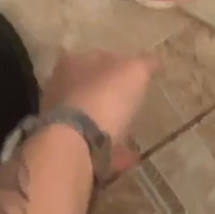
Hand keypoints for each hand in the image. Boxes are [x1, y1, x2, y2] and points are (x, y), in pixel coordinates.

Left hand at [41, 50, 156, 171]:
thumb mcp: (134, 71)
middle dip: (110, 95)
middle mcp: (61, 88)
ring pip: (89, 119)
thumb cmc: (103, 97)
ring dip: (109, 125)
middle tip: (133, 103)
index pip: (99, 57)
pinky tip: (129, 156)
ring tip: (132, 132)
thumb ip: (145, 63)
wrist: (75, 146)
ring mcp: (59, 120)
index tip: (136, 75)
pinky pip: (93, 146)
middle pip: (90, 88)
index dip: (119, 64)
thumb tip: (154, 60)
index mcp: (73, 63)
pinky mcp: (65, 147)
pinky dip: (110, 150)